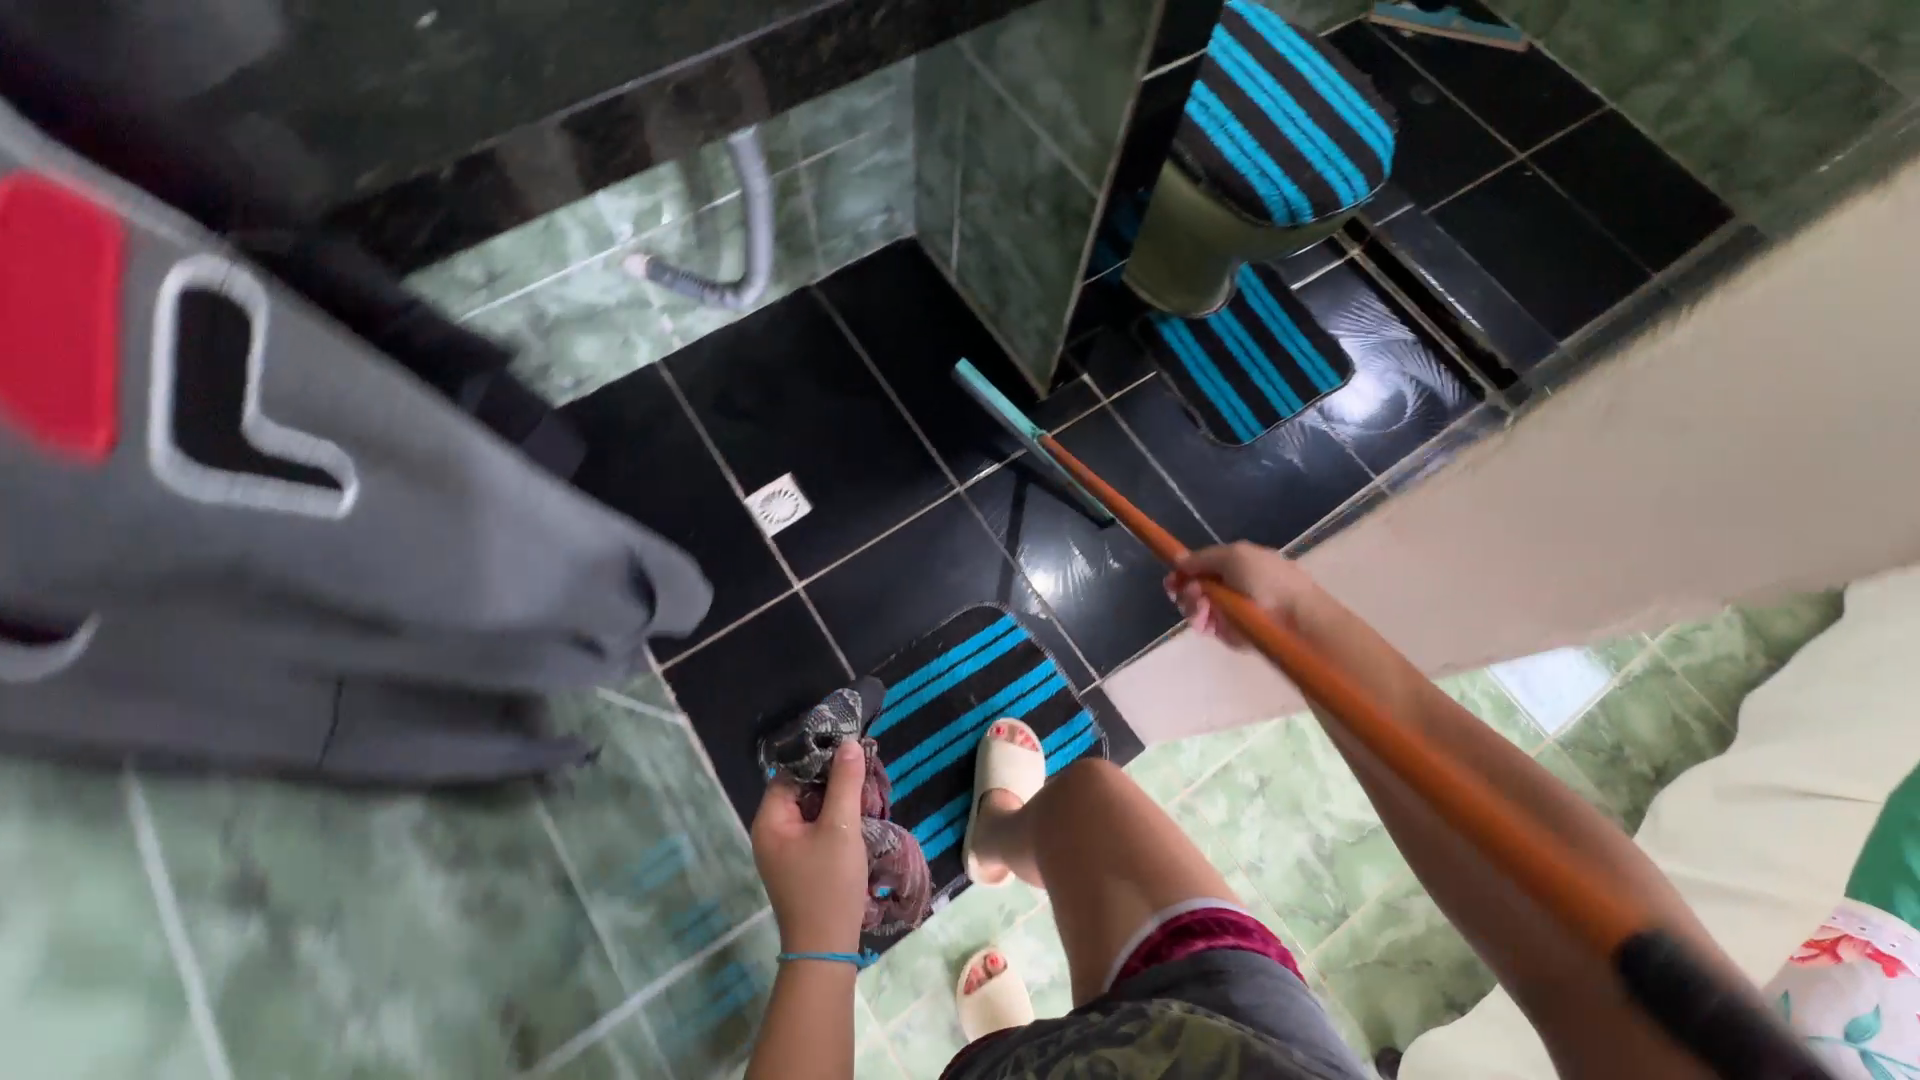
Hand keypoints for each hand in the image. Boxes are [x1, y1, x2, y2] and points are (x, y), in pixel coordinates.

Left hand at [751, 738, 868, 954]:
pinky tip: (859, 817)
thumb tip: (848, 744)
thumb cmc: (828, 884)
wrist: (826, 949)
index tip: (847, 748)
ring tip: (866, 789)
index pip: (789, 774)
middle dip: (830, 779)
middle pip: (800, 791)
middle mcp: (771, 833)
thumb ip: (844, 782)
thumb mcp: (841, 827)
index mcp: (770, 821)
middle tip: (862, 767)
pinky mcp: (800, 866)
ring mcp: (785, 852)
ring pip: (811, 812)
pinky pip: (815, 831)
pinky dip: (835, 821)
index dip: (816, 759)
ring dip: (836, 801)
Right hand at [1163, 542, 1343, 649]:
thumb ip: (1202, 558)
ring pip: (1195, 607)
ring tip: (1201, 607)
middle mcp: (1231, 587)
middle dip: (1185, 589)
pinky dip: (1200, 621)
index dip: (1184, 572)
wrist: (1293, 617)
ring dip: (1191, 605)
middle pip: (1194, 588)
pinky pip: (1205, 626)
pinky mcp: (1229, 633)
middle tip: (1192, 593)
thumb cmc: (1267, 579)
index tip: (1171, 579)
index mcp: (1236, 565)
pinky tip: (1204, 621)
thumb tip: (1179, 560)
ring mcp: (1229, 611)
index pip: (1202, 568)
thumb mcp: (1234, 555)